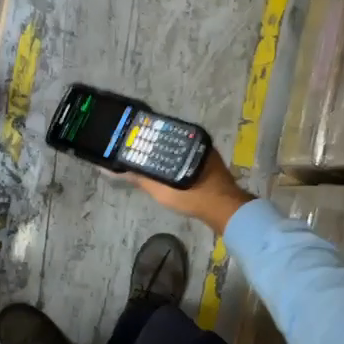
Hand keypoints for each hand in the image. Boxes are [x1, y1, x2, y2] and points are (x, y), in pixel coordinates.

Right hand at [122, 149, 253, 233]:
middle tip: (136, 152)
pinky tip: (166, 172)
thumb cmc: (195, 198)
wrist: (226, 211)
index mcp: (190, 140)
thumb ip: (141, 179)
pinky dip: (176, 163)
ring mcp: (207, 154)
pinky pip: (188, 159)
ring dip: (165, 156)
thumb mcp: (164, 191)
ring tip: (147, 162)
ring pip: (180, 151)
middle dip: (154, 146)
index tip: (131, 141)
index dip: (146, 136)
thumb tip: (117, 170)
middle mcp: (199, 143)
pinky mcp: (210, 166)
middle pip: (171, 140)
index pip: (162, 132)